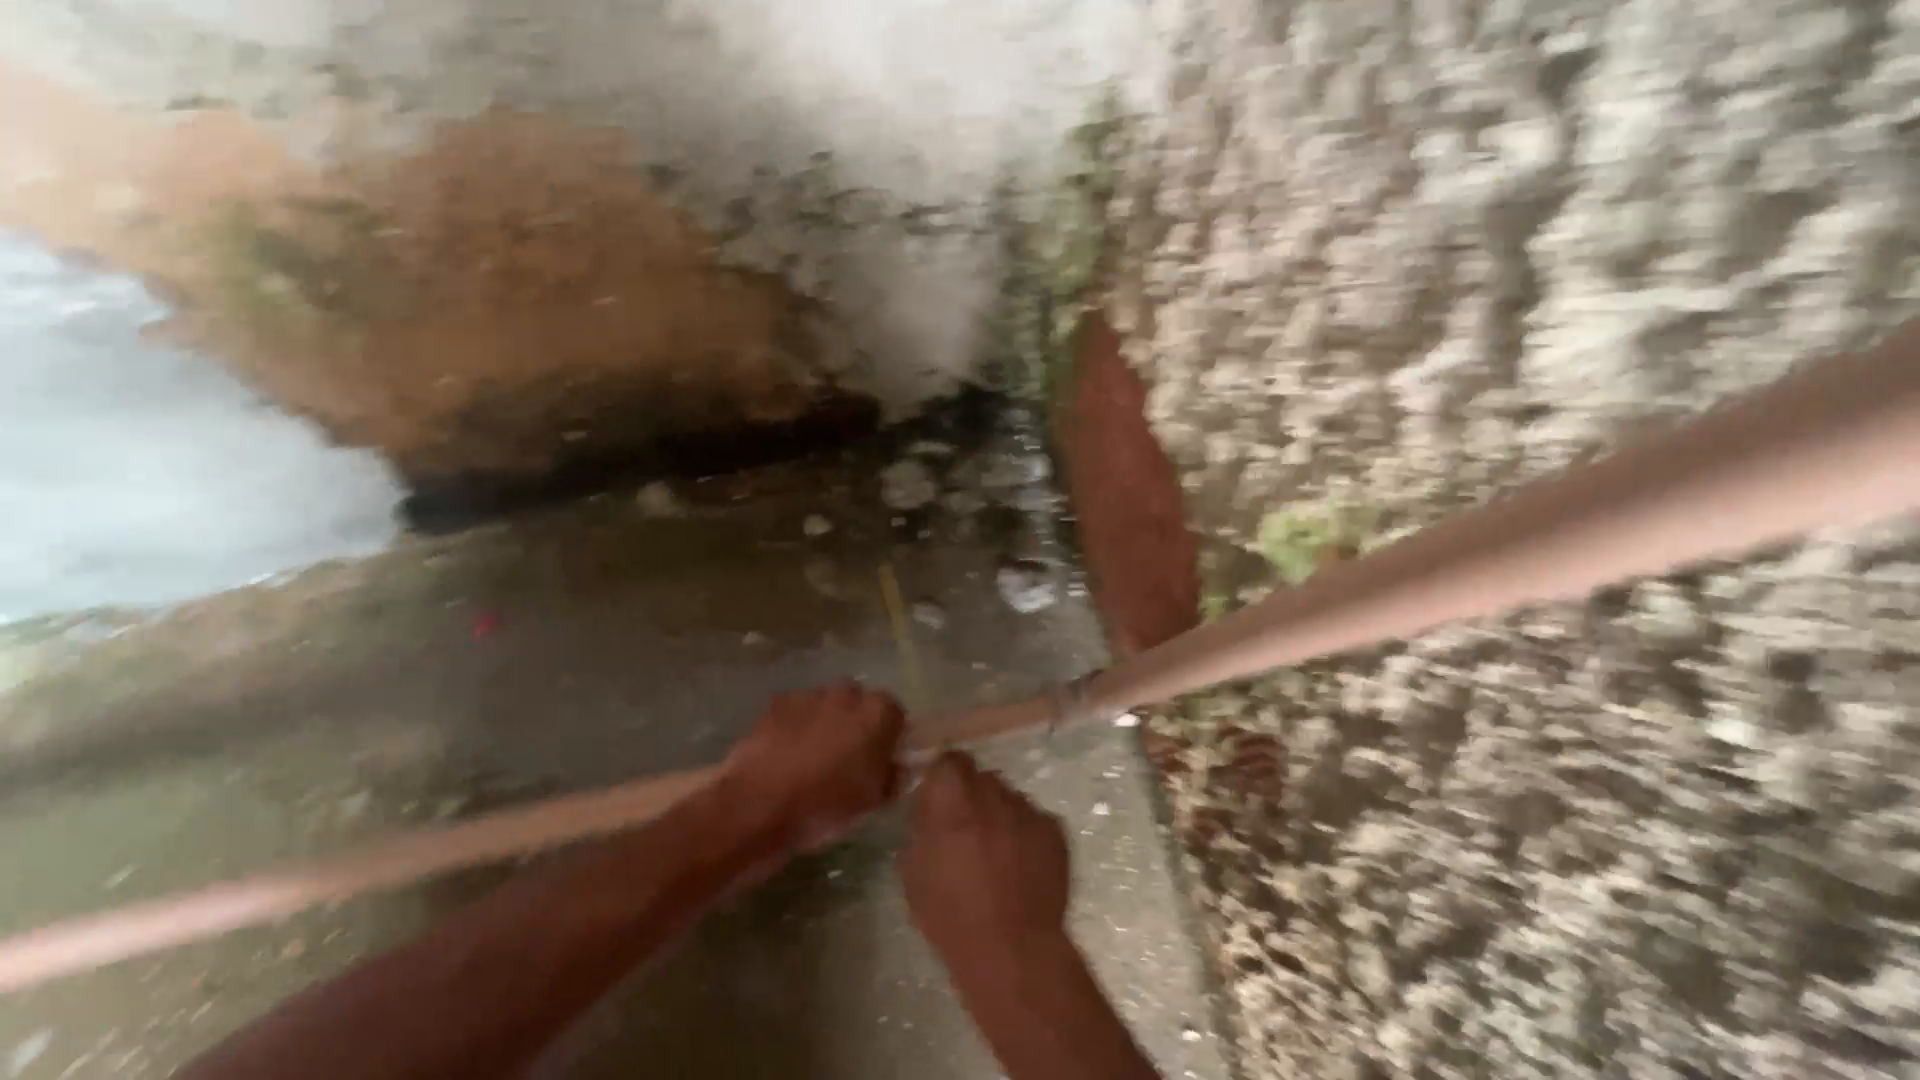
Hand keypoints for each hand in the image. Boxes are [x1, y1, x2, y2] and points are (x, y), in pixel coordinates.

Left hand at [724, 680, 905, 848]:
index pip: (896, 715)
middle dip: (857, 723)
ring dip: (826, 722)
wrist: (760, 803)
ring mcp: (809, 695)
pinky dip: (797, 725)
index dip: (889, 737)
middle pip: (860, 704)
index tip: (881, 760)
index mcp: (879, 713)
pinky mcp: (777, 703)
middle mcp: (847, 694)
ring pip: (827, 705)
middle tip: (849, 757)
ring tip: (814, 757)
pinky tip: (788, 753)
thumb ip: (894, 776)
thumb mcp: (873, 801)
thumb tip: (898, 766)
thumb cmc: (827, 804)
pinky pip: (797, 711)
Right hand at [901, 752, 1071, 963]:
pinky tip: (1022, 867)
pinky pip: (1035, 821)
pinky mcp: (1055, 831)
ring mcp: (1028, 810)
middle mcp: (993, 793)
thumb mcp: (912, 869)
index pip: (950, 760)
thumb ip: (922, 825)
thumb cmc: (949, 913)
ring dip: (1000, 816)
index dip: (944, 778)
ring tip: (997, 854)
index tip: (940, 800)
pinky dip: (1026, 835)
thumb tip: (930, 808)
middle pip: (982, 779)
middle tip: (967, 831)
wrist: (1010, 947)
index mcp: (953, 796)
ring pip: (1009, 799)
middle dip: (973, 797)